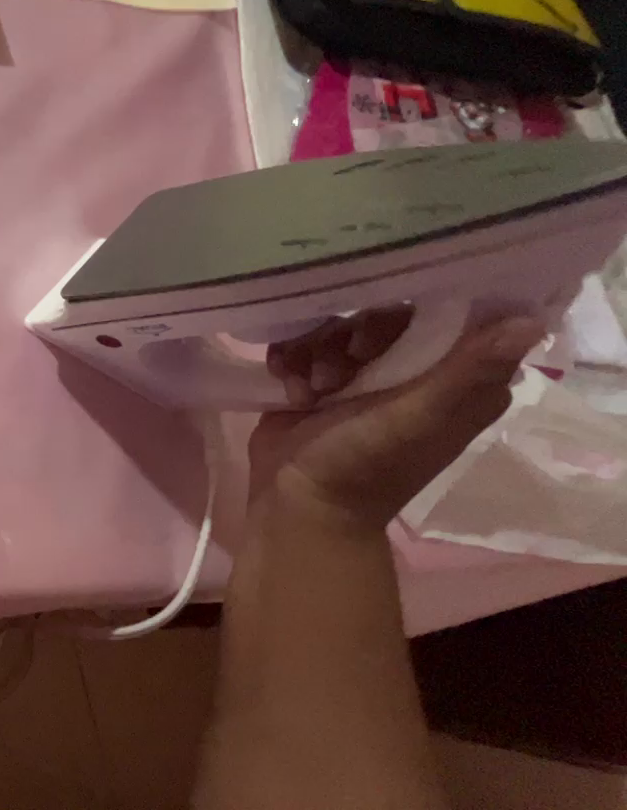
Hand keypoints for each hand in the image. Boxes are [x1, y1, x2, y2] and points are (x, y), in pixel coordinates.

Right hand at [250, 309, 543, 531]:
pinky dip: (288, 361)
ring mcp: (360, 378)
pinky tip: (287, 389)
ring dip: (310, 353)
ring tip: (306, 390)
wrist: (297, 499)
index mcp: (455, 384)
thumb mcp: (413, 420)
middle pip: (379, 318)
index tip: (373, 342)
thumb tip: (527, 322)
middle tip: (336, 373)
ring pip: (333, 328)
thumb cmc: (361, 464)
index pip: (445, 318)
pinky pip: (300, 344)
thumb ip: (462, 373)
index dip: (407, 317)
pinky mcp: (316, 381)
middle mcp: (412, 375)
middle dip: (345, 339)